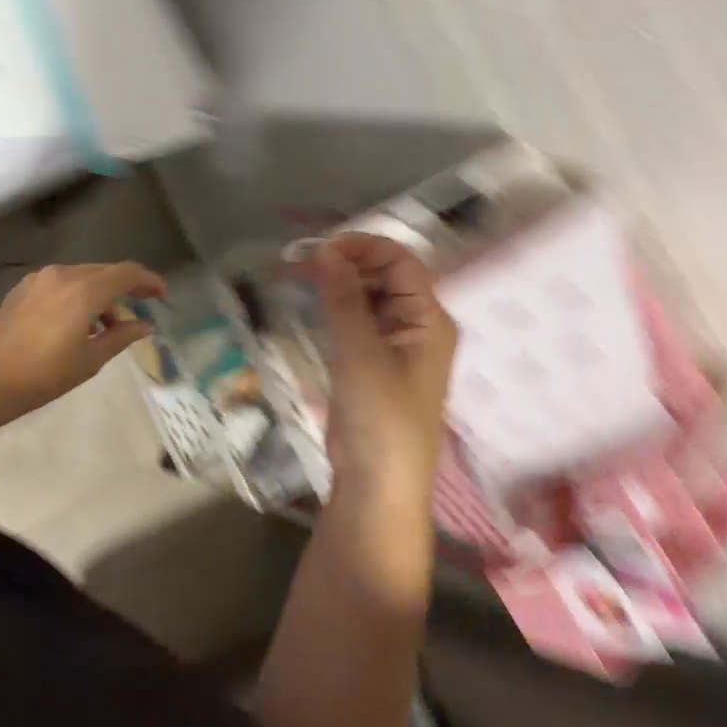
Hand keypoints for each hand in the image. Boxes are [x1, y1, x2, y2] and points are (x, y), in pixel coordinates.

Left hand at [0, 262, 167, 431]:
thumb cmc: (42, 376)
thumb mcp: (89, 361)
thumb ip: (120, 337)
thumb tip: (143, 324)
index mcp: (81, 291)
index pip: (124, 273)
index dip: (148, 280)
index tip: (162, 294)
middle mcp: (60, 275)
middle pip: (102, 271)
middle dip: (125, 286)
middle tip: (142, 306)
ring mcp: (37, 279)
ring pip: (80, 276)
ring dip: (100, 293)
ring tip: (110, 324)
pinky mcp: (21, 289)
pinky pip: (59, 283)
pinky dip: (77, 294)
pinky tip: (80, 320)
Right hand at [306, 235, 457, 496]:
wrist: (379, 479)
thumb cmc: (379, 415)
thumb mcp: (359, 353)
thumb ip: (343, 299)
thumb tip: (325, 251)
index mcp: (429, 319)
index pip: (401, 262)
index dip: (362, 247)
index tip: (317, 249)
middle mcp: (417, 326)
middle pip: (386, 276)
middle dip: (346, 262)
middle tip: (298, 263)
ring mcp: (394, 345)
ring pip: (368, 298)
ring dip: (337, 283)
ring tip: (297, 278)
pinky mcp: (371, 363)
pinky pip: (356, 321)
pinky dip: (334, 307)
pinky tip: (309, 306)